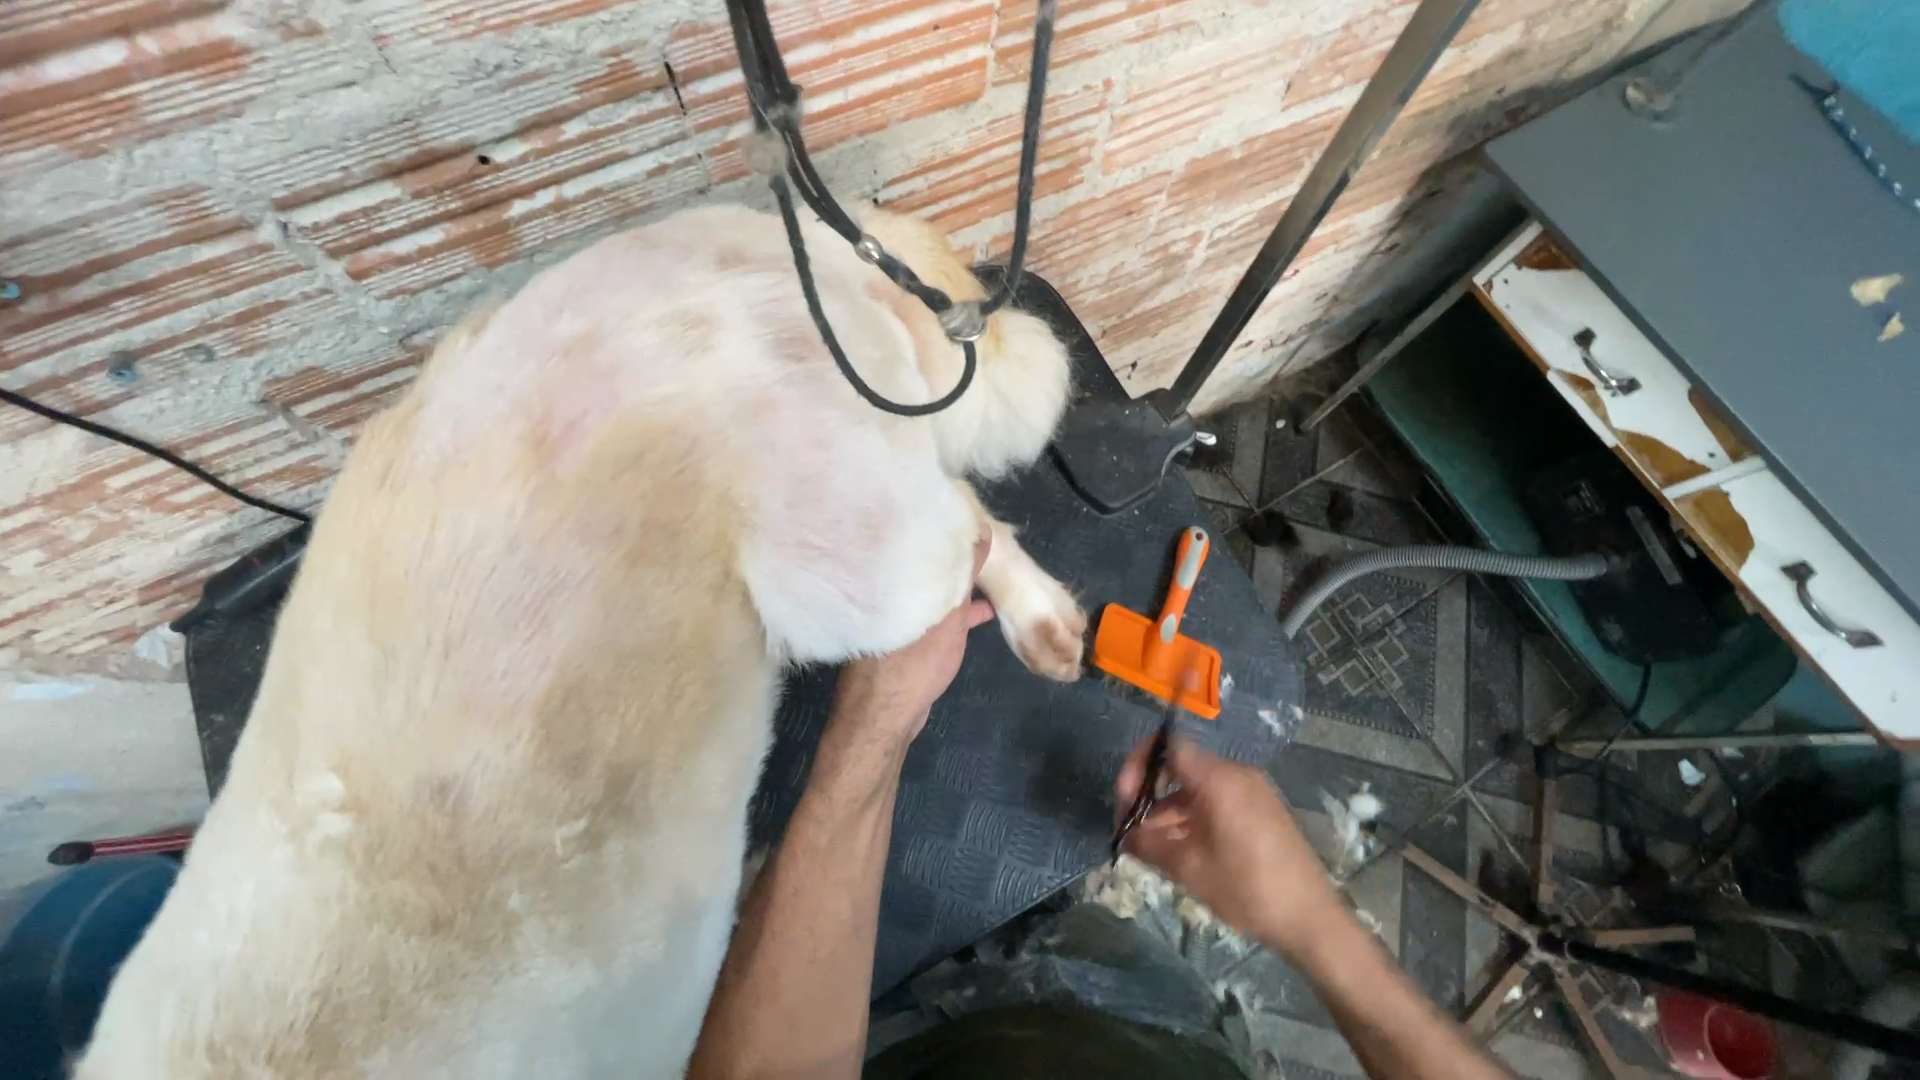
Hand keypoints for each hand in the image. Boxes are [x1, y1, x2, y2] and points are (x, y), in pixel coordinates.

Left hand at [831, 534, 994, 749]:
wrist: (888, 714)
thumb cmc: (916, 661)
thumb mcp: (948, 616)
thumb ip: (964, 575)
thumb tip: (982, 531)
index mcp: (898, 580)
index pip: (925, 543)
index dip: (950, 529)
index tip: (975, 517)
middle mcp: (894, 593)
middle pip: (930, 566)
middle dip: (958, 556)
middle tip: (992, 543)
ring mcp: (901, 616)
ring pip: (937, 591)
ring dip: (963, 585)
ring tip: (996, 576)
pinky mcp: (909, 638)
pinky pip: (939, 614)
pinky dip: (961, 612)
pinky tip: (986, 610)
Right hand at [1115, 738, 1346, 961]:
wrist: (1313, 921)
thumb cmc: (1248, 889)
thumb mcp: (1188, 868)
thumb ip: (1147, 843)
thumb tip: (1125, 834)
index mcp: (1219, 779)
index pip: (1168, 746)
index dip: (1138, 764)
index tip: (1125, 798)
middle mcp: (1236, 775)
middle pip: (1180, 767)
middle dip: (1149, 793)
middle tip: (1131, 827)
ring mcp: (1252, 792)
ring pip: (1196, 788)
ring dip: (1169, 810)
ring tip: (1151, 846)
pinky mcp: (1261, 811)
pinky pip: (1216, 801)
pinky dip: (1192, 818)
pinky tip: (1180, 849)